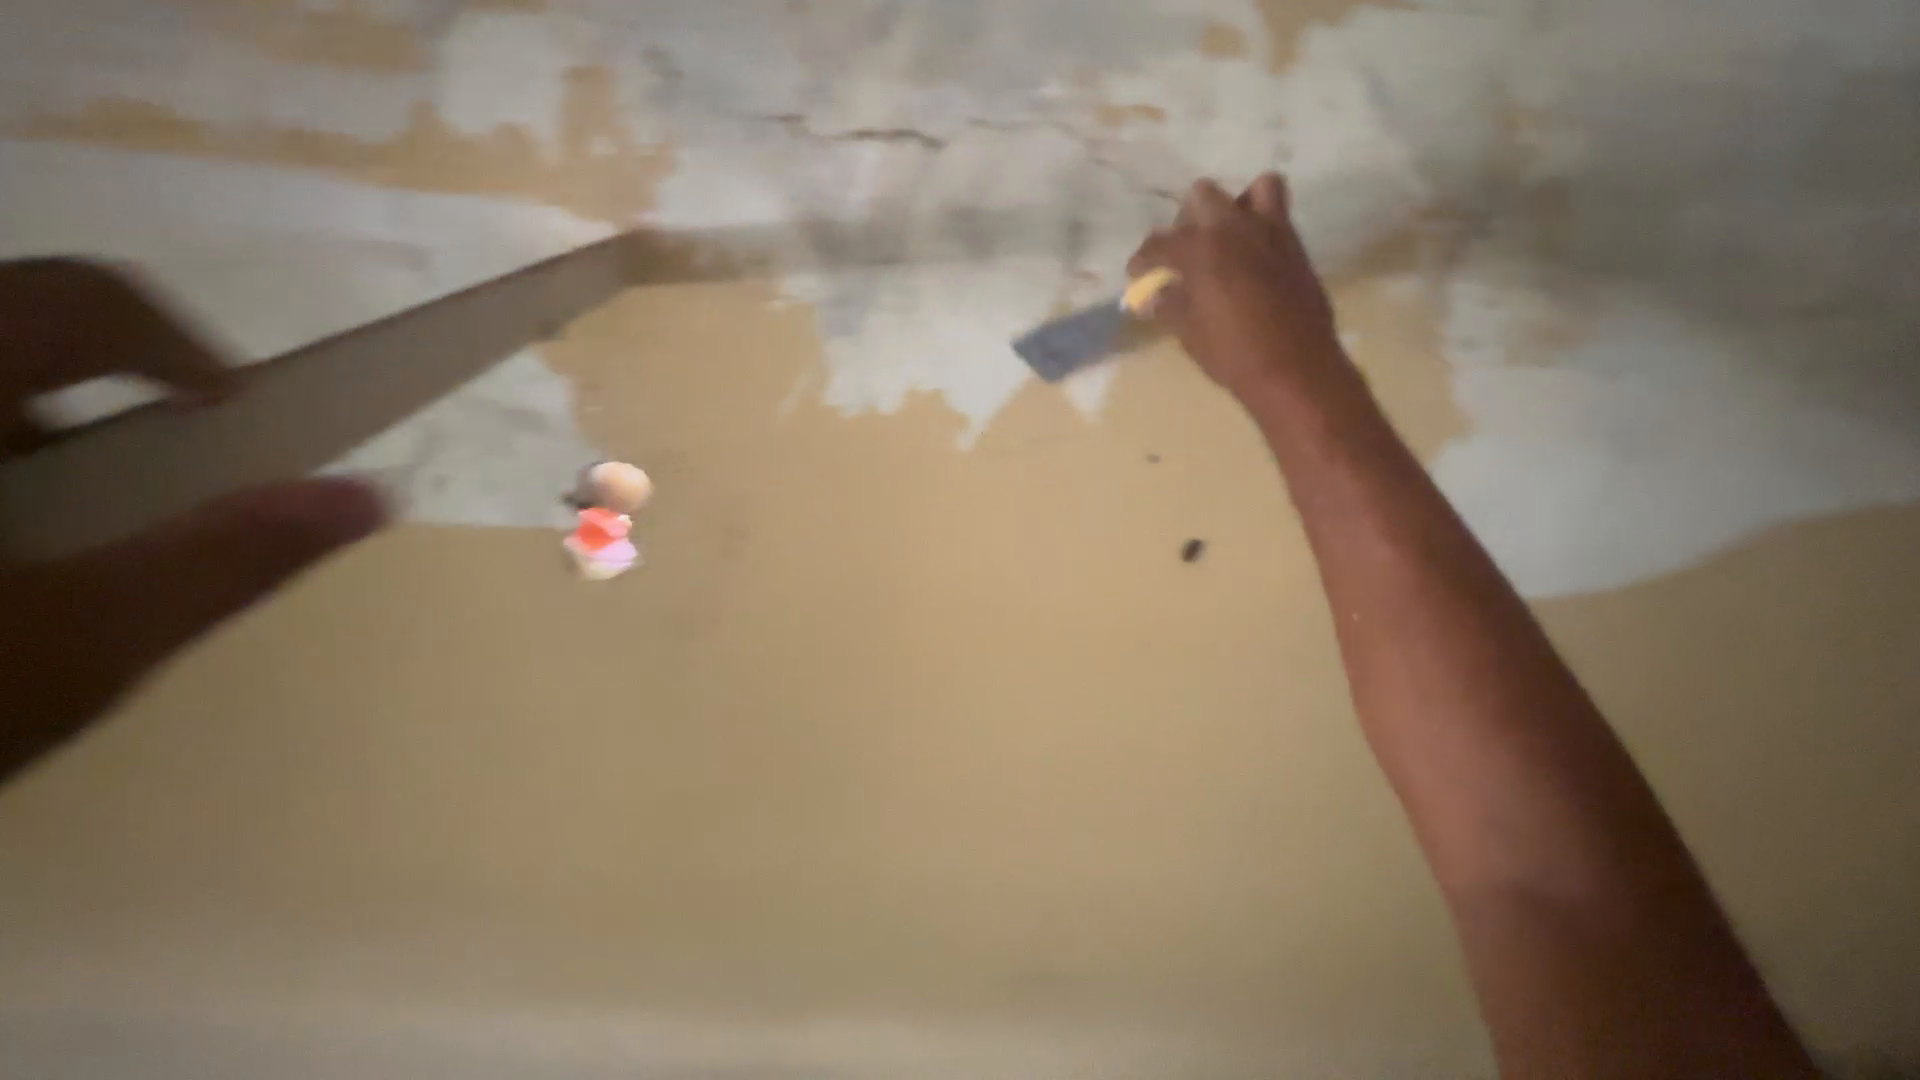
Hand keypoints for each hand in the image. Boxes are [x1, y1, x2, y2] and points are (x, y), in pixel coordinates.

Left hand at [0, 258, 384, 780]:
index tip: (236, 430)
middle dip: (83, 430)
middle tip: (107, 526)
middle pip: (11, 351)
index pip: (91, 303)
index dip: (187, 353)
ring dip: (13, 461)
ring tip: (15, 567)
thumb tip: (370, 494)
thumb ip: (230, 557)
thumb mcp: (77, 641)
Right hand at [1128, 175, 1345, 399]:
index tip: (1137, 274)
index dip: (1142, 259)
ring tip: (1225, 239)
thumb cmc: (1232, 354)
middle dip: (1186, 221)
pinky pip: (1279, 213)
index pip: (1159, 243)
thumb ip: (1168, 306)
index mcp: (1199, 250)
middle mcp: (1233, 228)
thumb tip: (1151, 296)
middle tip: (1183, 254)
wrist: (1294, 367)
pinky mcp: (1295, 245)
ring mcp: (1270, 231)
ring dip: (1234, 207)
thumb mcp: (1188, 332)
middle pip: (1201, 197)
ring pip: (1252, 189)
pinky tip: (1252, 253)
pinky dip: (1263, 221)